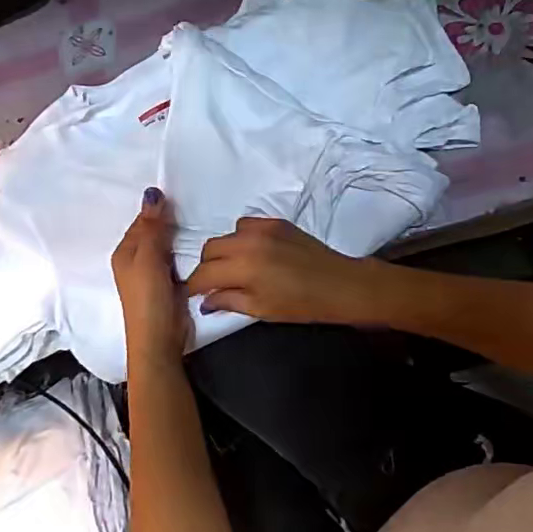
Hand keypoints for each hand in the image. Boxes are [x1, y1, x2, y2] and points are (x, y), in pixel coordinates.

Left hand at [113, 187, 187, 364]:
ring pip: (168, 248)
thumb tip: (152, 193)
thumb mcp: (149, 258)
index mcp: (125, 252)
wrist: (159, 340)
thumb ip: (153, 227)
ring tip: (205, 224)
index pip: (143, 221)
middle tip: (199, 208)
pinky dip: (188, 255)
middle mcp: (136, 261)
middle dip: (172, 222)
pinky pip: (179, 262)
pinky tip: (203, 250)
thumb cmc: (148, 298)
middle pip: (155, 233)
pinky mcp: (169, 286)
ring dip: (182, 239)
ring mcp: (153, 274)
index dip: (159, 210)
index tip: (182, 196)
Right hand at [185, 217, 398, 325]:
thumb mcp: (260, 309)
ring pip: (227, 235)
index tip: (191, 294)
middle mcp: (247, 242)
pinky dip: (241, 238)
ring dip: (223, 251)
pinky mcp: (276, 222)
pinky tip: (252, 253)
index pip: (203, 273)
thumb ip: (228, 301)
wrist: (340, 285)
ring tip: (233, 267)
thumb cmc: (301, 305)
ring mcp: (263, 229)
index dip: (193, 285)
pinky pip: (246, 225)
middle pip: (209, 249)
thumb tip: (205, 301)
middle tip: (212, 283)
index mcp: (242, 268)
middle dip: (206, 267)